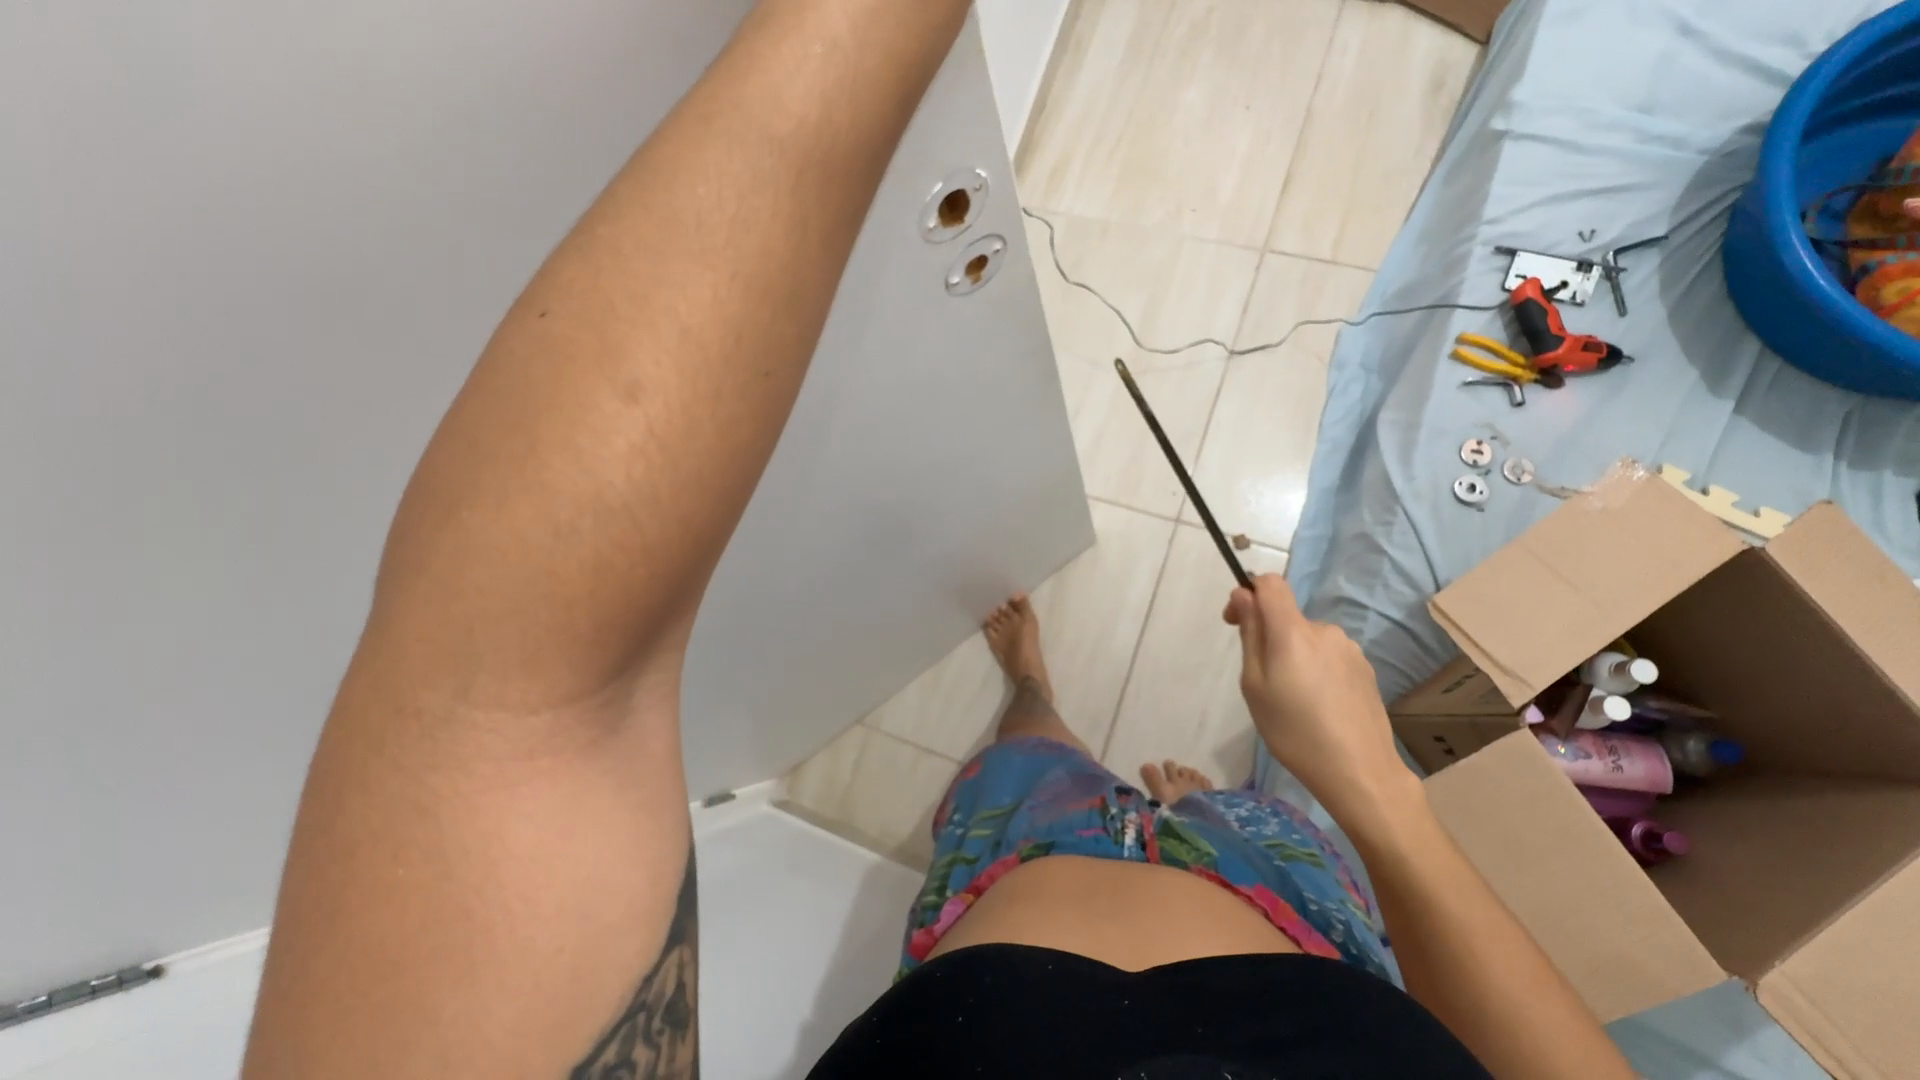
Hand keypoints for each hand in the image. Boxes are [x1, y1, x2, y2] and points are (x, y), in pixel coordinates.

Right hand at [1225, 575, 1422, 828]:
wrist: (1360, 771)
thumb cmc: (1294, 732)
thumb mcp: (1254, 686)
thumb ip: (1250, 636)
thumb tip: (1244, 596)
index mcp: (1293, 631)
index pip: (1271, 584)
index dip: (1248, 592)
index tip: (1236, 622)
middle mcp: (1324, 631)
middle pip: (1288, 618)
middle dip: (1270, 638)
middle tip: (1263, 683)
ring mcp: (1349, 650)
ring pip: (1308, 640)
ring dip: (1294, 657)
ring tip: (1294, 701)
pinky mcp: (1365, 670)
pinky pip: (1328, 658)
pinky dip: (1316, 671)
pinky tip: (1319, 707)